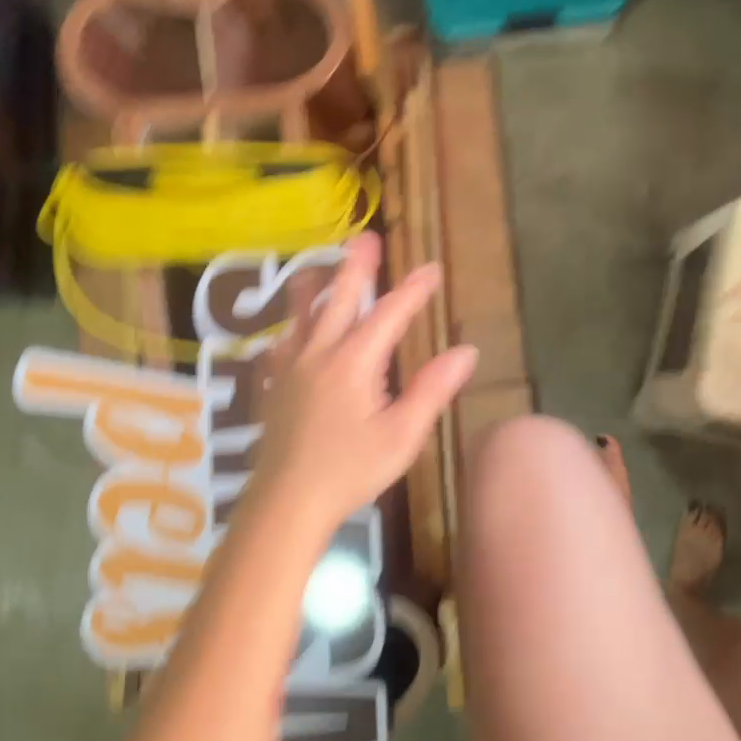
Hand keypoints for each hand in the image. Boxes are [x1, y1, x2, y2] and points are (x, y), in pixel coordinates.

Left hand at [247, 232, 478, 534]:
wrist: (286, 503)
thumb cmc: (350, 471)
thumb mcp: (402, 434)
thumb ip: (431, 390)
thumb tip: (465, 352)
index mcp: (354, 363)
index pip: (388, 315)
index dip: (412, 290)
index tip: (431, 268)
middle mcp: (319, 355)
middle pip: (338, 301)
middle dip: (355, 269)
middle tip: (365, 237)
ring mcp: (291, 370)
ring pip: (302, 317)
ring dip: (313, 289)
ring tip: (315, 268)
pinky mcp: (275, 390)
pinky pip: (280, 347)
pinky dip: (288, 331)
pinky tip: (285, 336)